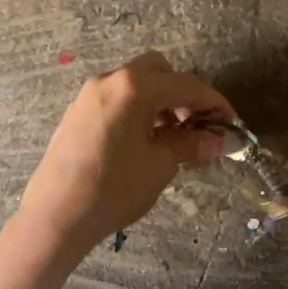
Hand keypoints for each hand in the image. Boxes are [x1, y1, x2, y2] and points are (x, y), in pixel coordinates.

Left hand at [13, 51, 235, 251]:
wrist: (56, 216)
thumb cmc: (113, 190)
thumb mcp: (159, 167)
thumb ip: (188, 145)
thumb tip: (214, 140)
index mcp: (133, 87)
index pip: (185, 85)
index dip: (213, 103)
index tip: (230, 123)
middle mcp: (108, 81)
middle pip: (157, 72)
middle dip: (181, 95)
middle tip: (195, 127)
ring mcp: (87, 97)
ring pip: (133, 86)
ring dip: (158, 103)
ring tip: (169, 139)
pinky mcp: (75, 115)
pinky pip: (115, 102)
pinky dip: (135, 112)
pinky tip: (141, 144)